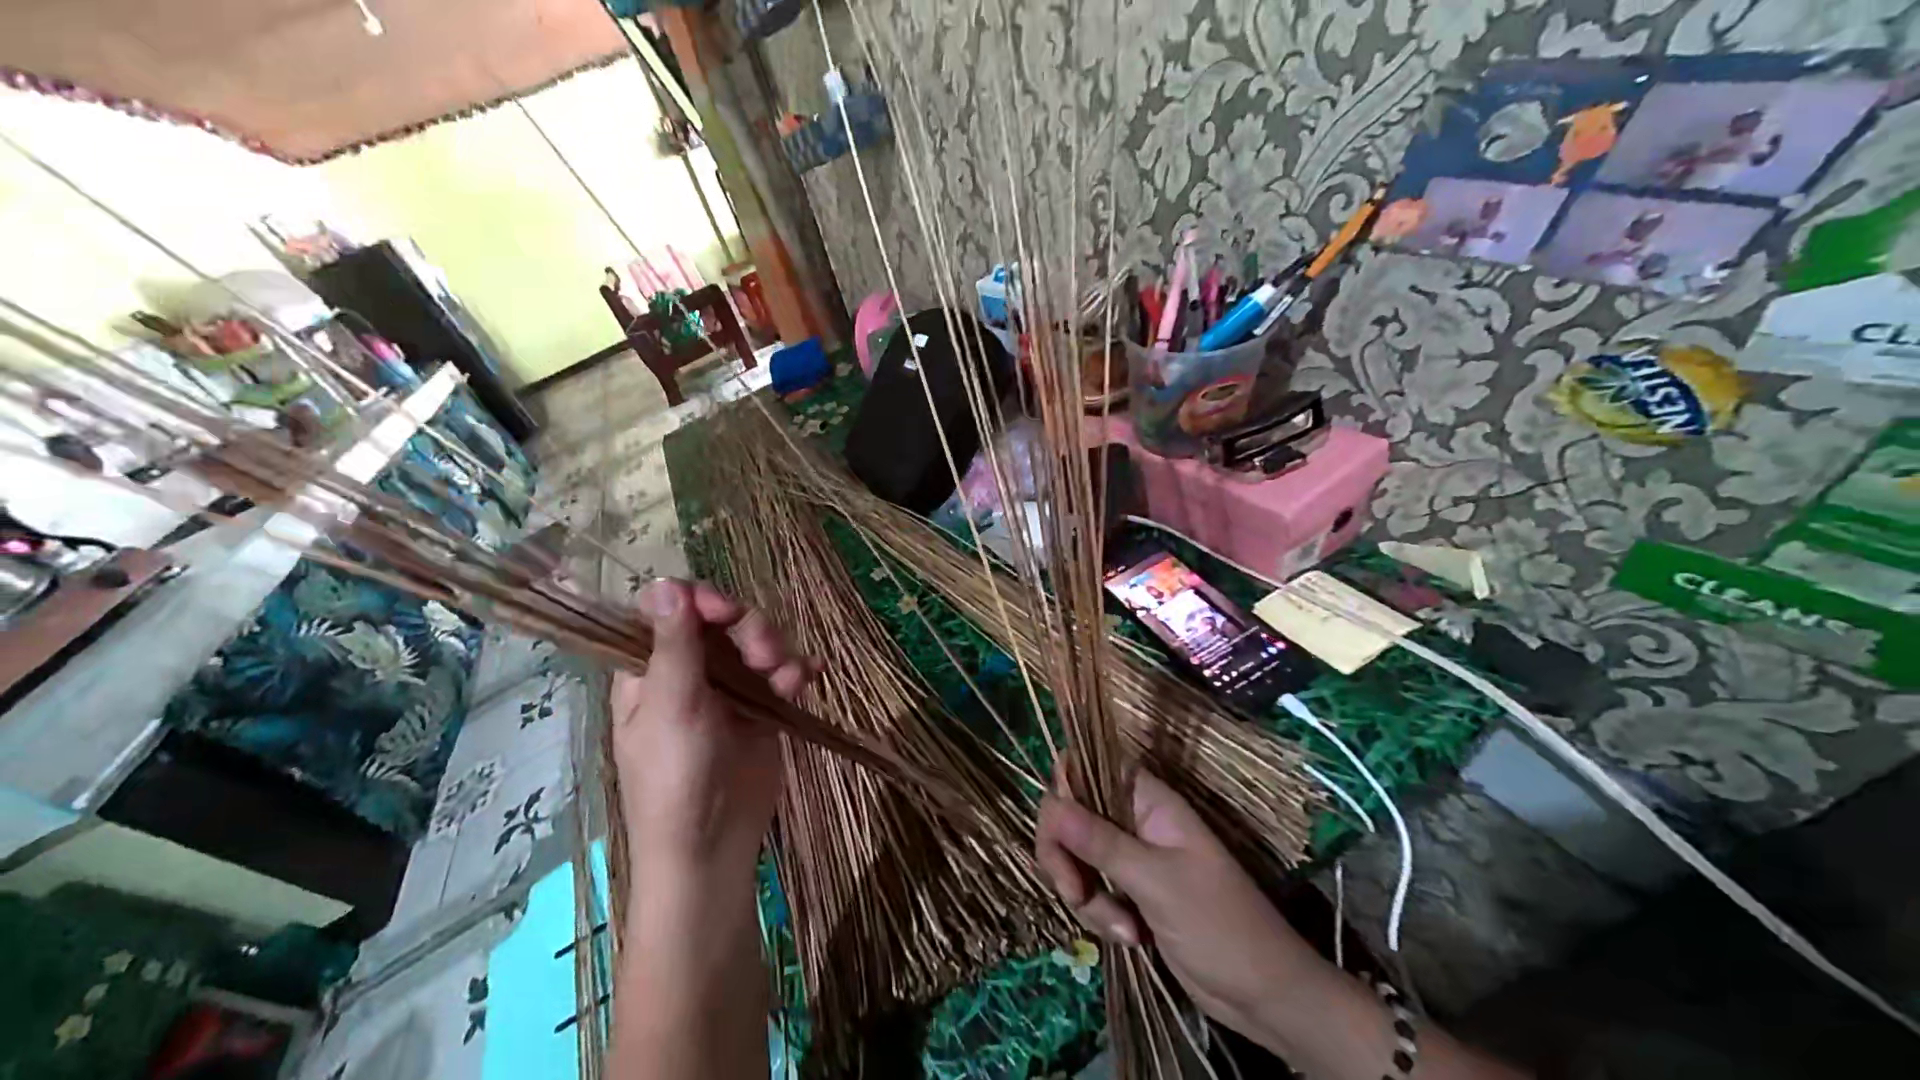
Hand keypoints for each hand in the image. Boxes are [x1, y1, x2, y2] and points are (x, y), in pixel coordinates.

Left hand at [611, 579, 817, 881]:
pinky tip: (808, 679)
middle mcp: (690, 670)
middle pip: (723, 621)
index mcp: (652, 667)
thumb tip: (663, 581)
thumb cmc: (674, 778)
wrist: (713, 846)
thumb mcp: (671, 707)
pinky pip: (783, 673)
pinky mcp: (763, 708)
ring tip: (786, 678)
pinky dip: (797, 671)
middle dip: (749, 629)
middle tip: (764, 654)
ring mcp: (729, 689)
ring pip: (757, 643)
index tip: (725, 612)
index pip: (673, 610)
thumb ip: (674, 644)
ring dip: (777, 650)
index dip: (701, 602)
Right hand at [1035, 769, 1335, 1057]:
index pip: (1084, 770)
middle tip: (1077, 893)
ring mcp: (1130, 857)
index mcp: (1147, 800)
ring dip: (1086, 897)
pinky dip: (1098, 915)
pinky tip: (1130, 939)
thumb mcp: (1157, 883)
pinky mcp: (1128, 891)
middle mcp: (1133, 820)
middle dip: (1066, 859)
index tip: (1061, 838)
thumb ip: (1101, 843)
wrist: (1263, 994)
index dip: (1062, 796)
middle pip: (1069, 817)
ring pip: (1076, 858)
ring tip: (1123, 930)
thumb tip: (1052, 805)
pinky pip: (1090, 889)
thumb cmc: (1220, 926)